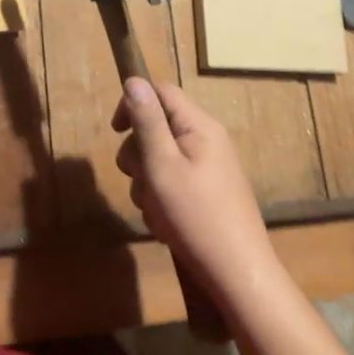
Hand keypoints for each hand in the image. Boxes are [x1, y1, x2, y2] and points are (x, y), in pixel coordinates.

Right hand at [113, 77, 275, 297]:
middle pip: (157, 126)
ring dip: (147, 181)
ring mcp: (209, 167)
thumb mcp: (162, 166)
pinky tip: (165, 222)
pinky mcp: (207, 192)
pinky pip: (173, 181)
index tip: (115, 131)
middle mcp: (206, 140)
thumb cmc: (196, 216)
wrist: (238, 274)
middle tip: (140, 182)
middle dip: (138, 154)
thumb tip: (133, 80)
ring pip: (161, 158)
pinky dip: (161, 198)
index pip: (161, 91)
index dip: (133, 104)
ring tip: (155, 209)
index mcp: (199, 126)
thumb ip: (147, 122)